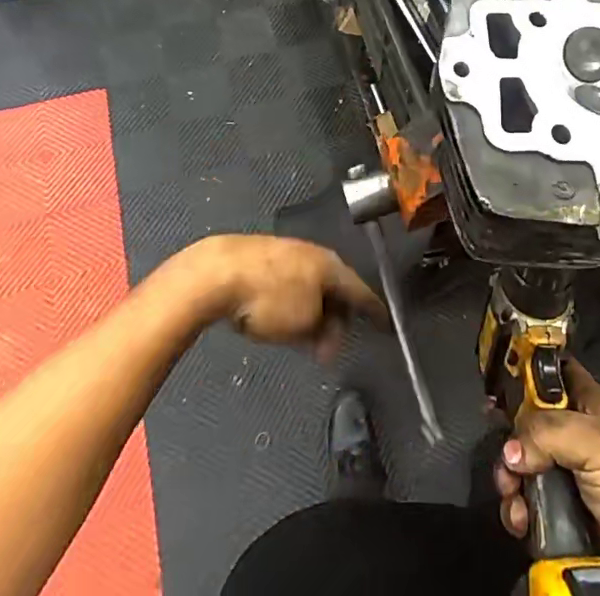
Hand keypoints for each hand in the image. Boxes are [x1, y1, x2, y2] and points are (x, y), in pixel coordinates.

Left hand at [181, 235, 386, 361]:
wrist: (214, 273)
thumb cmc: (268, 299)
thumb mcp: (303, 325)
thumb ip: (323, 330)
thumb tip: (329, 333)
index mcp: (332, 266)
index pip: (361, 290)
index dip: (374, 310)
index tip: (385, 325)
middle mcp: (314, 253)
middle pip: (334, 287)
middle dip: (336, 316)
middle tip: (330, 347)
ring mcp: (285, 251)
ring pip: (309, 284)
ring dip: (312, 310)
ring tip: (303, 336)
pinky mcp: (258, 256)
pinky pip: (287, 282)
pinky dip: (292, 300)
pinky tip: (279, 316)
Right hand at [495, 362, 599, 595]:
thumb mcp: (599, 444)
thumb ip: (550, 432)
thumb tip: (509, 449)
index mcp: (590, 405)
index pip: (552, 374)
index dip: (526, 372)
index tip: (499, 384)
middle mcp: (575, 436)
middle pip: (527, 425)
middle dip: (510, 442)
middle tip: (508, 462)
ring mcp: (568, 476)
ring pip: (522, 466)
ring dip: (510, 482)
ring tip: (516, 500)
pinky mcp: (562, 513)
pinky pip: (526, 503)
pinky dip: (517, 510)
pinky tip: (522, 520)